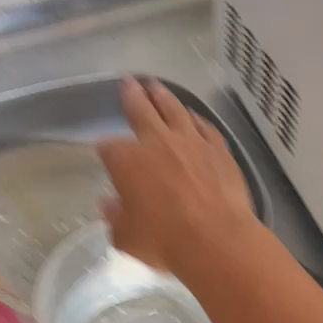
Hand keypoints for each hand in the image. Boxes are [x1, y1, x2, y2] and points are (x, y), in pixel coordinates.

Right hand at [97, 77, 259, 280]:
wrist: (217, 239)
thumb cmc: (165, 241)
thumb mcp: (127, 238)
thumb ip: (115, 218)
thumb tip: (110, 204)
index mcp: (127, 160)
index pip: (109, 147)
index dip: (105, 150)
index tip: (105, 152)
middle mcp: (156, 141)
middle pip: (140, 109)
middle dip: (132, 95)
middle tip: (128, 81)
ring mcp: (189, 140)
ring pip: (173, 109)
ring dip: (162, 95)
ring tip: (155, 85)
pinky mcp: (217, 147)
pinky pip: (204, 126)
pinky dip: (196, 119)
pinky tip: (193, 115)